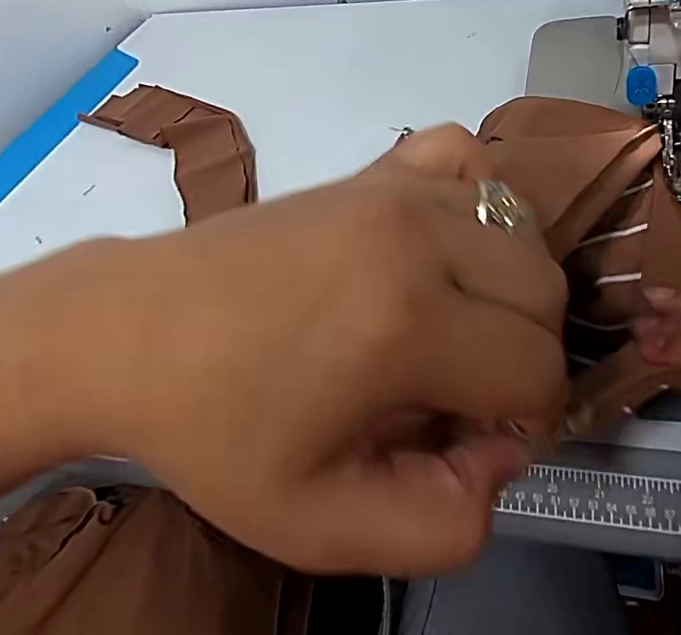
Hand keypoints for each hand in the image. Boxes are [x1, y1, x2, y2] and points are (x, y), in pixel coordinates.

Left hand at [41, 125, 567, 575]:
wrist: (134, 328)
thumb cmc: (220, 430)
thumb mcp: (318, 525)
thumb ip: (441, 524)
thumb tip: (503, 450)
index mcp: (404, 324)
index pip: (537, 367)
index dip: (528, 417)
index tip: (477, 434)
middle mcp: (416, 236)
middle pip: (545, 291)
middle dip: (526, 353)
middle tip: (465, 385)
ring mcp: (398, 187)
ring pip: (522, 227)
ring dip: (509, 286)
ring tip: (455, 319)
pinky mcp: (378, 165)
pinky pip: (464, 156)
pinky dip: (477, 197)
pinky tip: (443, 240)